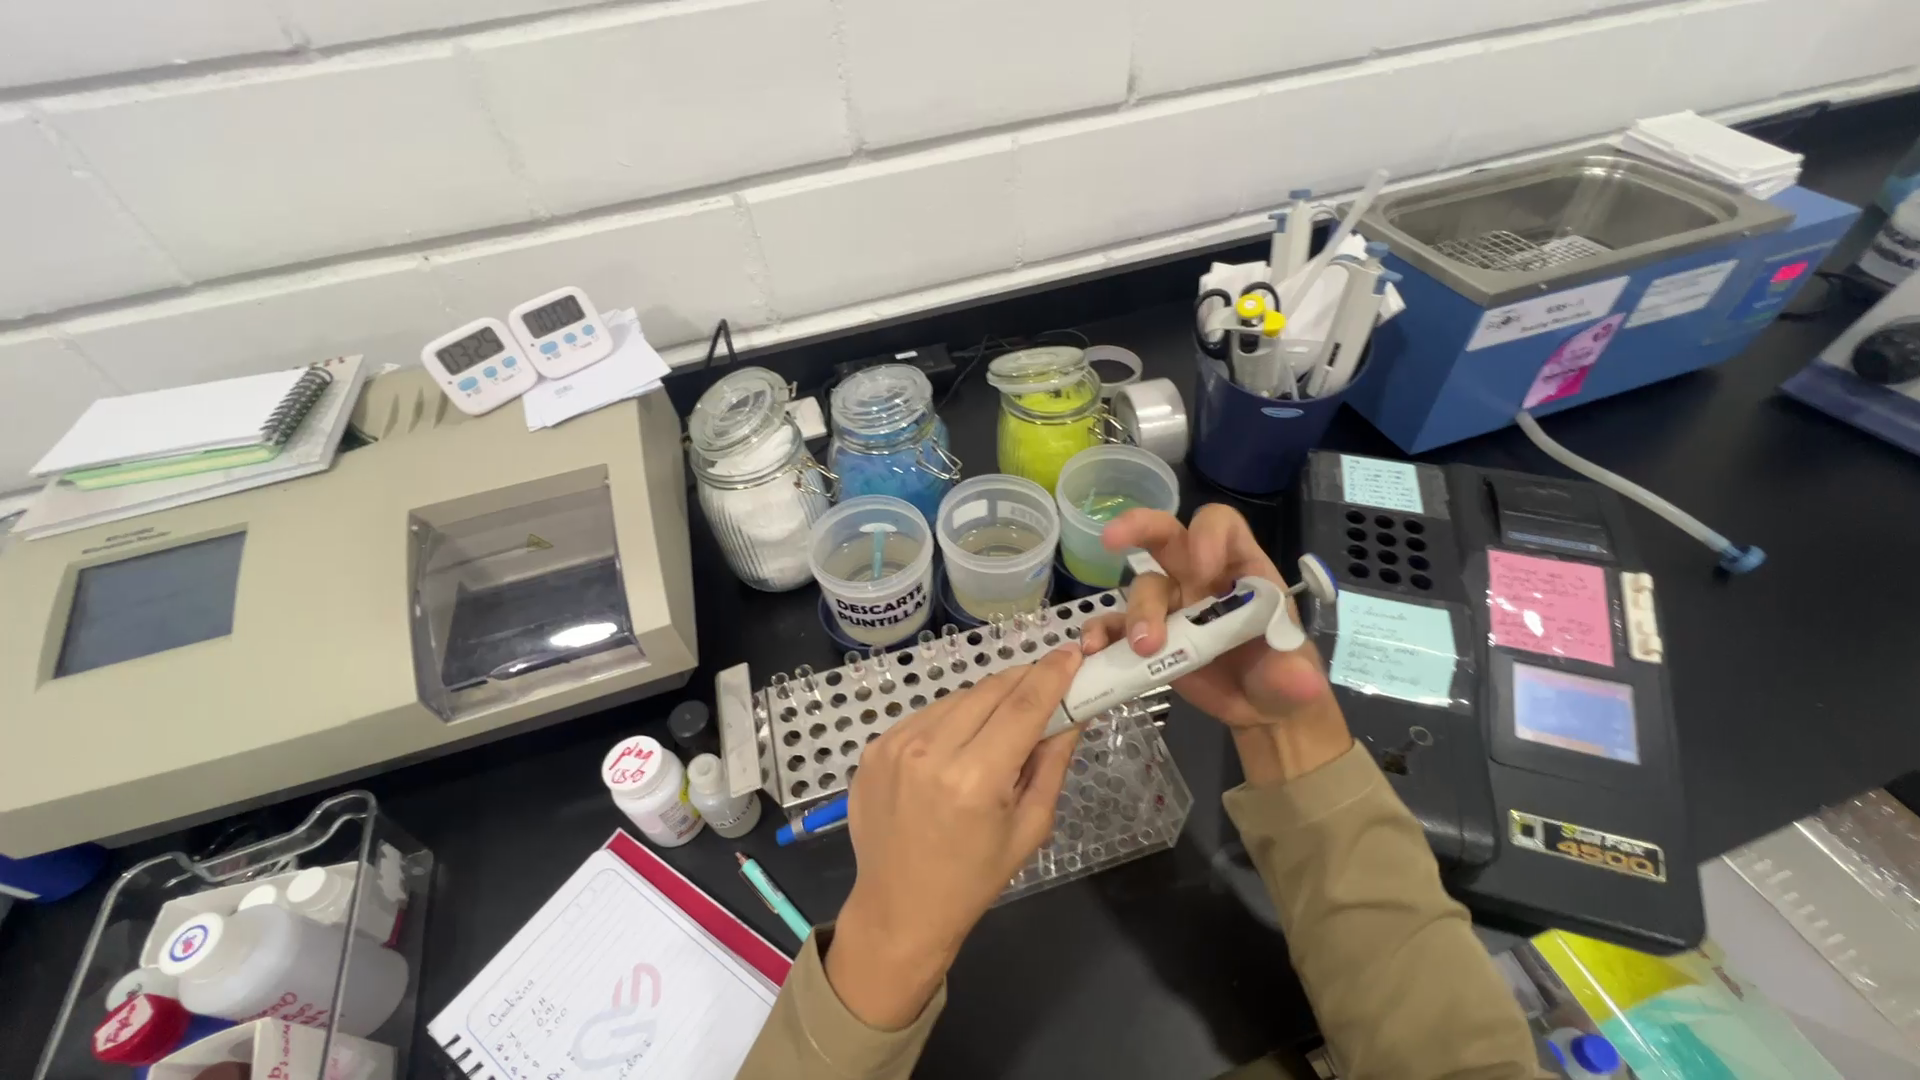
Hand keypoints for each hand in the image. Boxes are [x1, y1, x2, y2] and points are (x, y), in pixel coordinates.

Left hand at [825, 647, 1083, 1028]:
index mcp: (975, 780)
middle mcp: (930, 752)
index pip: (1023, 706)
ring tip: (1002, 722)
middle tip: (1047, 681)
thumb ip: (1052, 763)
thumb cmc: (973, 878)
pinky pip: (927, 714)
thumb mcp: (1029, 827)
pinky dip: (952, 718)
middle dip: (1024, 680)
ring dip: (987, 700)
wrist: (898, 909)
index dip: (1052, 675)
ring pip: (958, 698)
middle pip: (990, 691)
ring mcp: (894, 746)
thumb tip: (1073, 713)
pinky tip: (961, 741)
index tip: (1072, 653)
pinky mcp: (874, 747)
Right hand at [1079, 505, 1350, 782]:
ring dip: (1136, 613)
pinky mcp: (1145, 636)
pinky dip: (1100, 632)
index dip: (1209, 536)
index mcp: (1240, 569)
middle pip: (1165, 534)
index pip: (1222, 526)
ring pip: (1142, 587)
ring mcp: (1170, 605)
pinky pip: (1115, 624)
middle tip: (1112, 540)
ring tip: (1144, 649)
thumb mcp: (1296, 676)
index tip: (1205, 571)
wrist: (1259, 709)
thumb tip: (1302, 684)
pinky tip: (1094, 649)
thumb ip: (1296, 675)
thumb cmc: (1283, 675)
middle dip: (1138, 526)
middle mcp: (1199, 577)